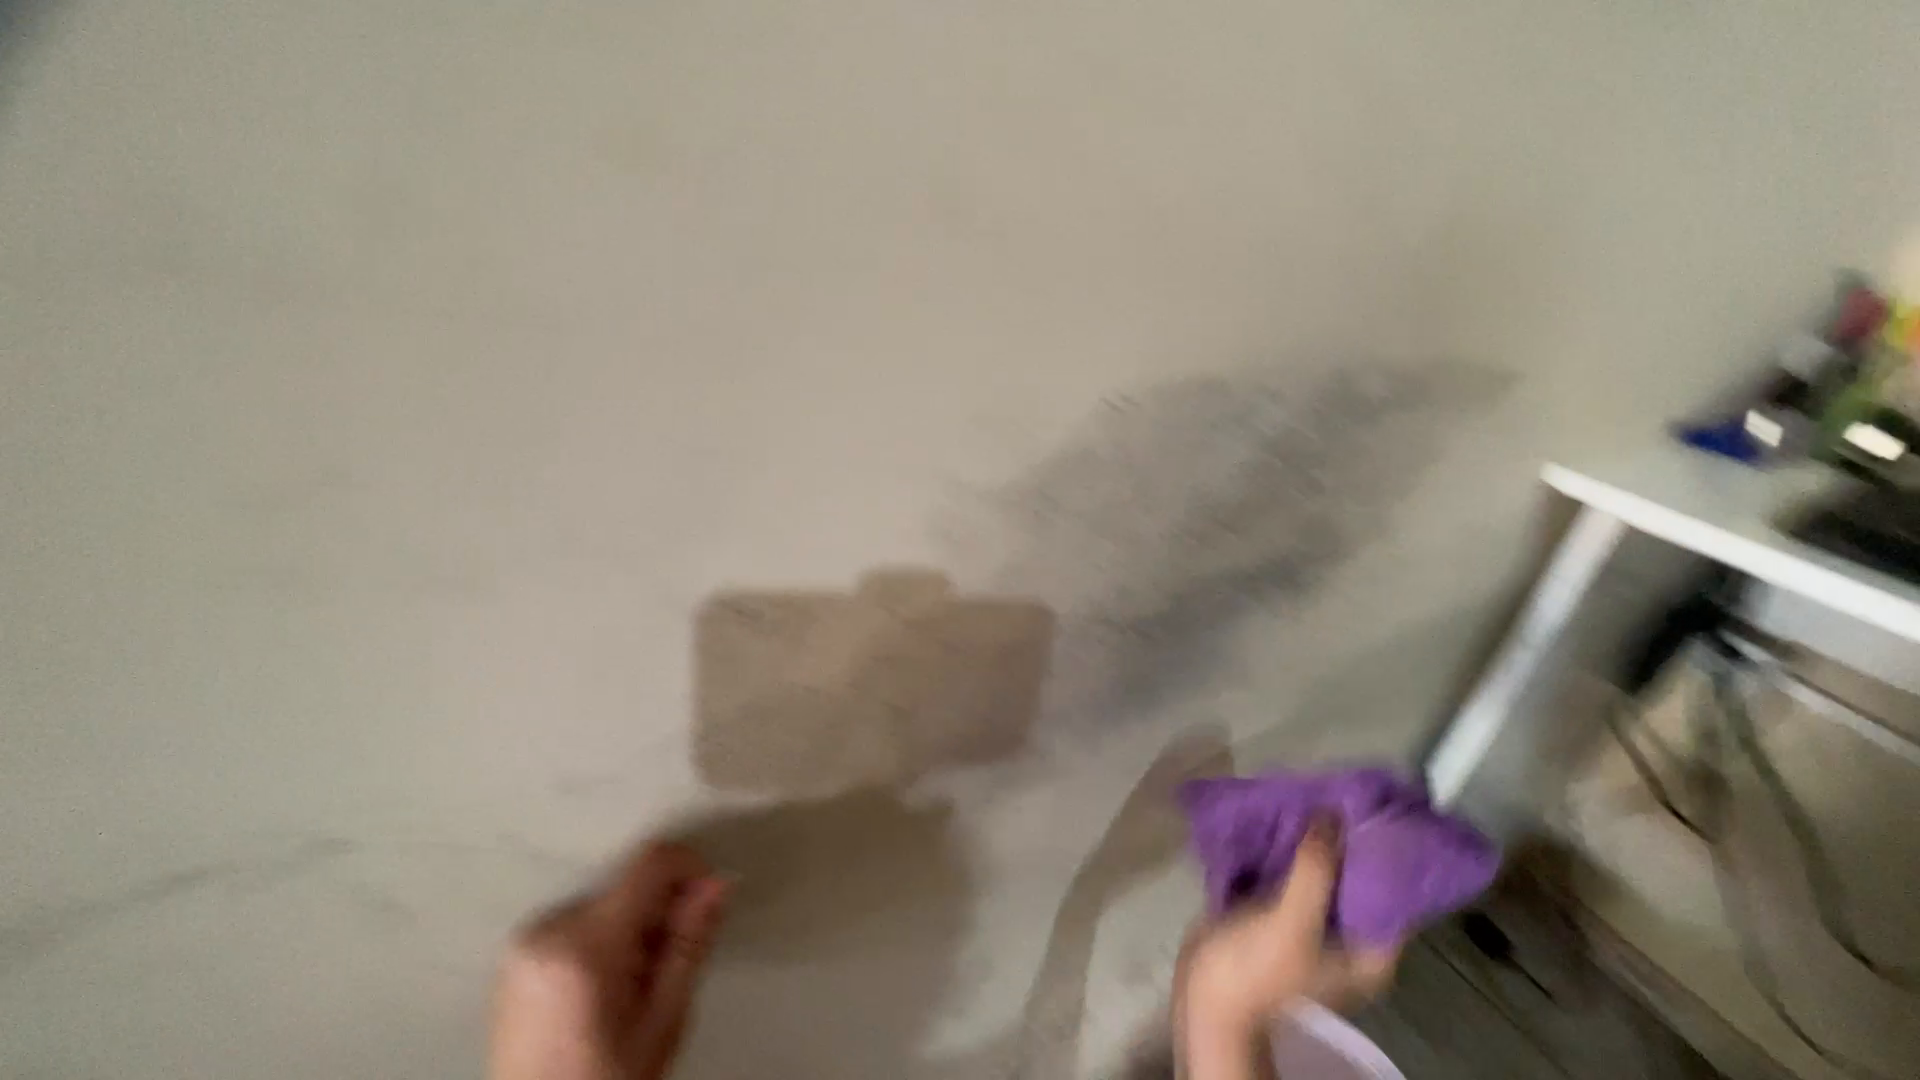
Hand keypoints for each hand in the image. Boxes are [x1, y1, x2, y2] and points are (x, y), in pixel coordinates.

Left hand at [490, 842, 730, 1079]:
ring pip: (607, 904)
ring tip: (630, 990)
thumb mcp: (664, 1021)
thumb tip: (715, 885)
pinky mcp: (516, 955)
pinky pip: (578, 922)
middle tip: (665, 972)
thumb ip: (689, 944)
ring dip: (632, 930)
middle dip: (660, 916)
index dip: (691, 867)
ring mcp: (524, 942)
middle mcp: (547, 930)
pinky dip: (603, 941)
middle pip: (630, 887)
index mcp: (586, 946)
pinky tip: (603, 991)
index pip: (650, 863)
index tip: (709, 898)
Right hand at [1175, 818, 1399, 1078]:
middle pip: (1354, 880)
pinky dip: (1284, 852)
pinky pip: (1289, 876)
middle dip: (1343, 841)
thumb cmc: (1257, 970)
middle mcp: (1346, 937)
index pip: (1393, 895)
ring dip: (1311, 842)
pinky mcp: (1277, 914)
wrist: (1203, 995)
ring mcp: (1309, 925)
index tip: (1375, 809)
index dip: (1387, 854)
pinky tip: (1277, 819)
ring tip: (1307, 796)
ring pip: (1320, 875)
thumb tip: (1332, 814)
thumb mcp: (1292, 921)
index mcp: (1368, 952)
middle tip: (1336, 793)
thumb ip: (1316, 869)